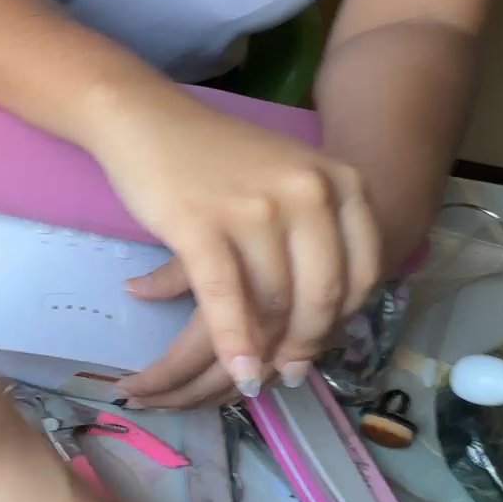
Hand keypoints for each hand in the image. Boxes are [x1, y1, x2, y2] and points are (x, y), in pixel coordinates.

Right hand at [86, 86, 381, 405]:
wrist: (143, 120)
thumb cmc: (206, 152)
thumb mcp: (279, 178)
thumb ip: (307, 226)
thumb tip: (308, 296)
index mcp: (338, 182)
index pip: (359, 269)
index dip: (341, 318)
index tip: (316, 345)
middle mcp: (309, 194)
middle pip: (320, 290)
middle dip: (305, 342)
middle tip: (286, 373)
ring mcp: (255, 210)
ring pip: (274, 299)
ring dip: (268, 350)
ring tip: (253, 381)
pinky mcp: (201, 226)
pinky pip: (226, 296)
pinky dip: (233, 340)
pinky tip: (235, 368)